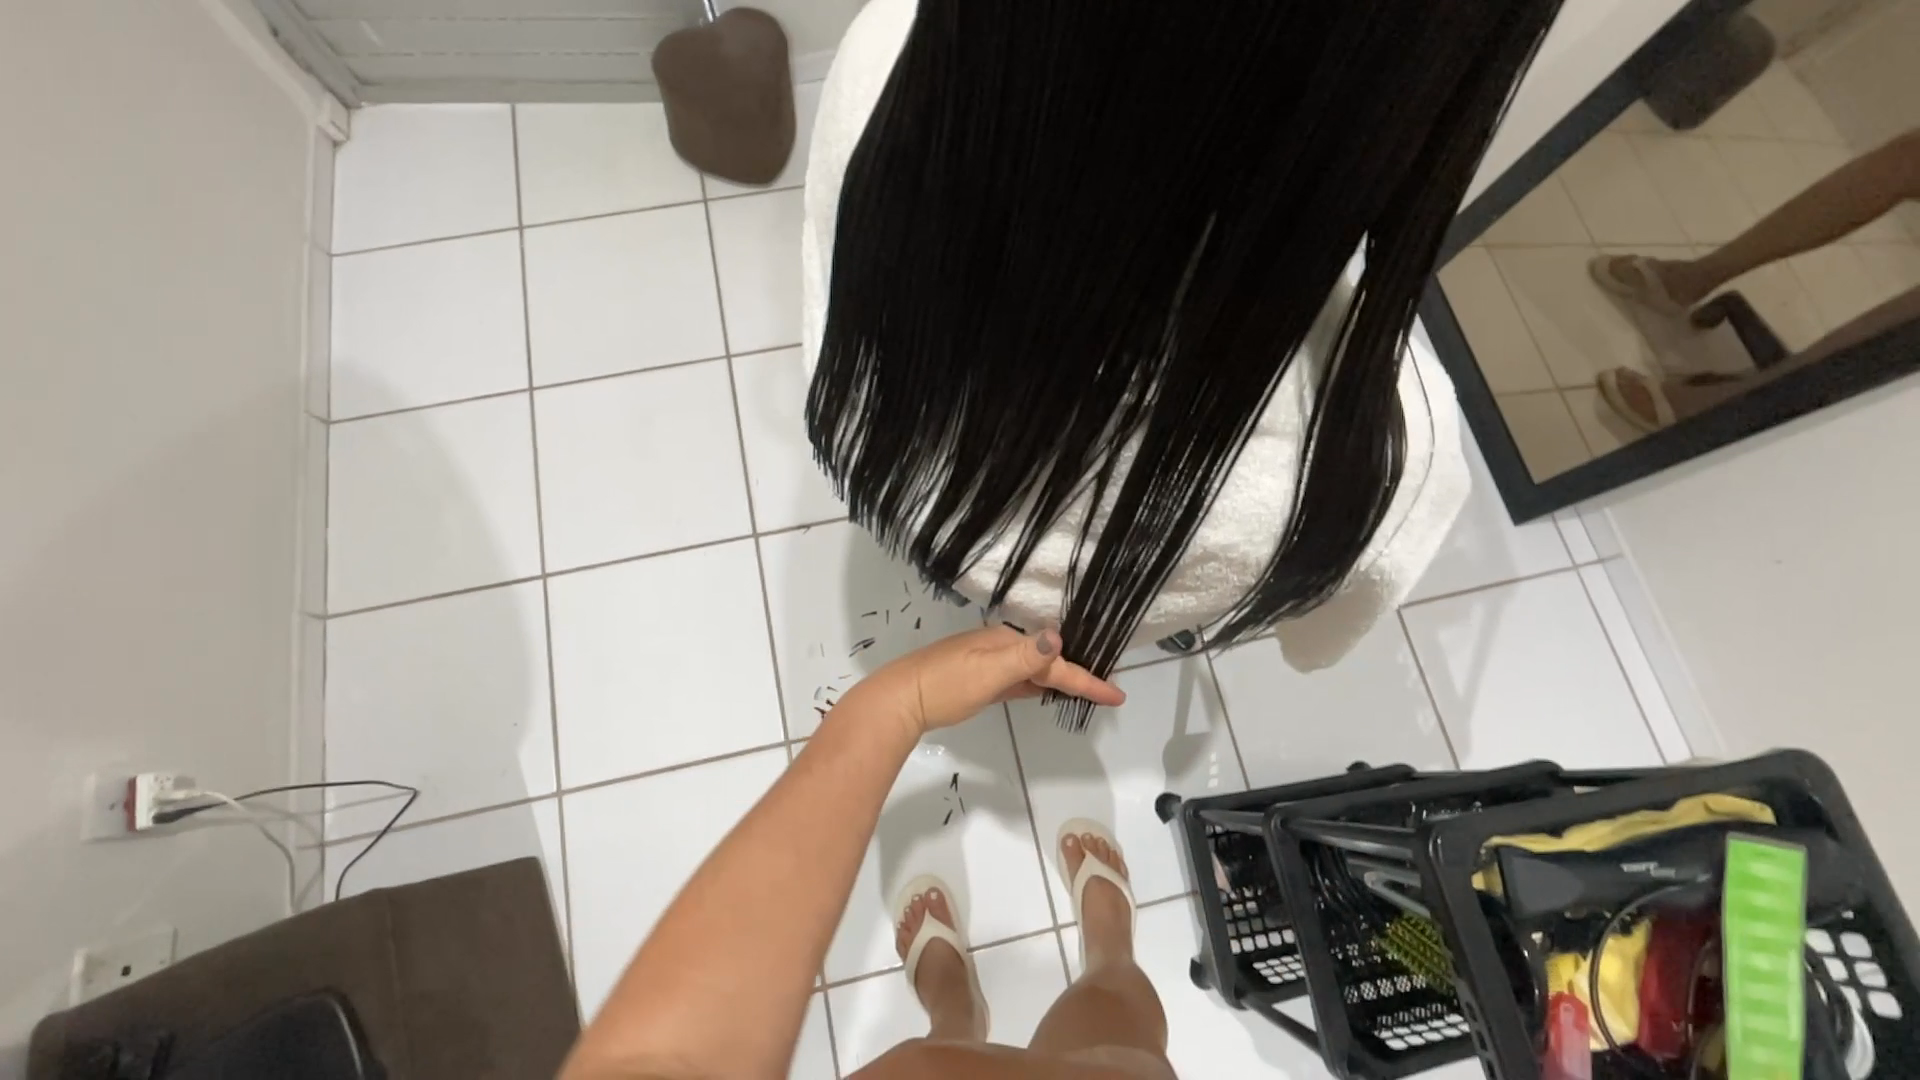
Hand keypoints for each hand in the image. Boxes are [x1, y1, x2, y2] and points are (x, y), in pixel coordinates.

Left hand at [842, 625, 1126, 737]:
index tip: (1117, 695)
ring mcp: (988, 663)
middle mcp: (1000, 647)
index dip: (1086, 679)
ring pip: (1034, 670)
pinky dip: (1036, 685)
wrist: (900, 700)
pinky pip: (1019, 680)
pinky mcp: (979, 681)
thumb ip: (1024, 656)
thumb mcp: (988, 673)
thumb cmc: (944, 686)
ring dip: (1059, 679)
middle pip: (1048, 662)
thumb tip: (1057, 635)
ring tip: (1086, 689)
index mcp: (1006, 642)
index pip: (1055, 662)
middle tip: (1108, 691)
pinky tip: (1042, 690)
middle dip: (1078, 674)